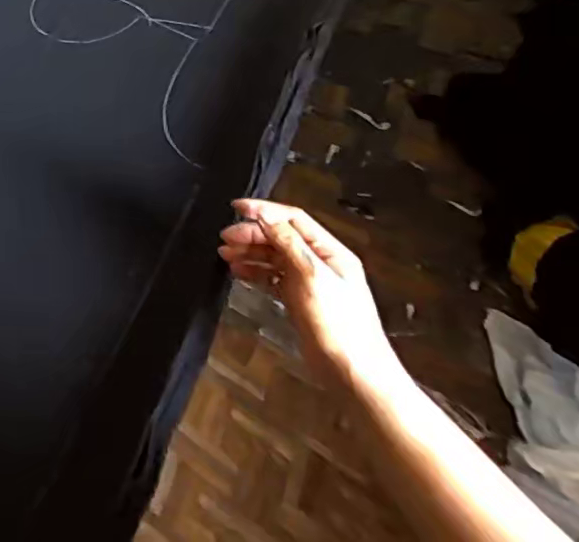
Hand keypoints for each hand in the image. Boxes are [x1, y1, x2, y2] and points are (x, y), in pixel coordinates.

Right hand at [219, 199, 396, 385]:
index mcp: (330, 252)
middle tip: (225, 238)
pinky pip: (272, 275)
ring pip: (273, 255)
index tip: (235, 208)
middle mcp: (319, 262)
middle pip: (280, 236)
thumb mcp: (311, 276)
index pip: (293, 219)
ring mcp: (309, 281)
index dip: (264, 210)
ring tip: (226, 255)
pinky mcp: (299, 298)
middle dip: (252, 234)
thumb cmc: (337, 322)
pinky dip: (254, 271)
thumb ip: (288, 243)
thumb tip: (265, 216)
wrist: (353, 372)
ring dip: (249, 252)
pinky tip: (238, 272)